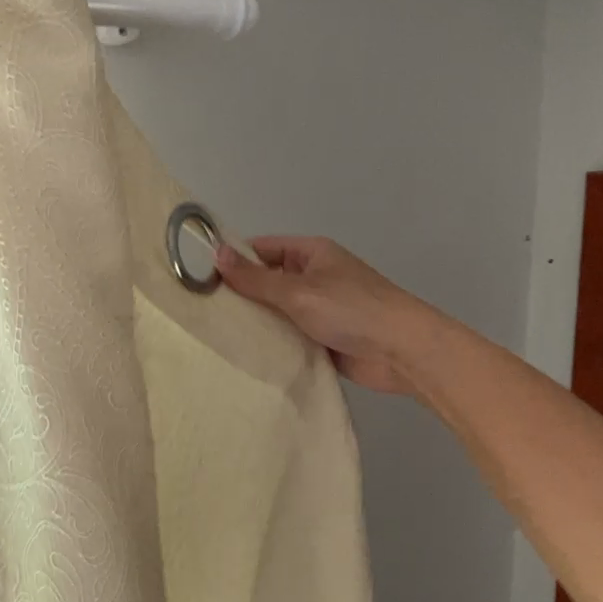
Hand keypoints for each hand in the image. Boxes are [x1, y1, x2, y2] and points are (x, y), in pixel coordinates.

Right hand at [215, 236, 436, 395]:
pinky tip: (243, 351)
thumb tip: (216, 255)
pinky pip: (287, 335)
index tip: (200, 276)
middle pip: (267, 281)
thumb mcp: (298, 291)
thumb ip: (255, 279)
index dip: (234, 259)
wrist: (402, 352)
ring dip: (254, 321)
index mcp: (312, 254)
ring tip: (213, 331)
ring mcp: (318, 309)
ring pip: (275, 311)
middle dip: (239, 294)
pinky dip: (270, 342)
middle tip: (201, 309)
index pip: (263, 249)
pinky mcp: (321, 338)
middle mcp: (313, 277)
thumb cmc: (352, 310)